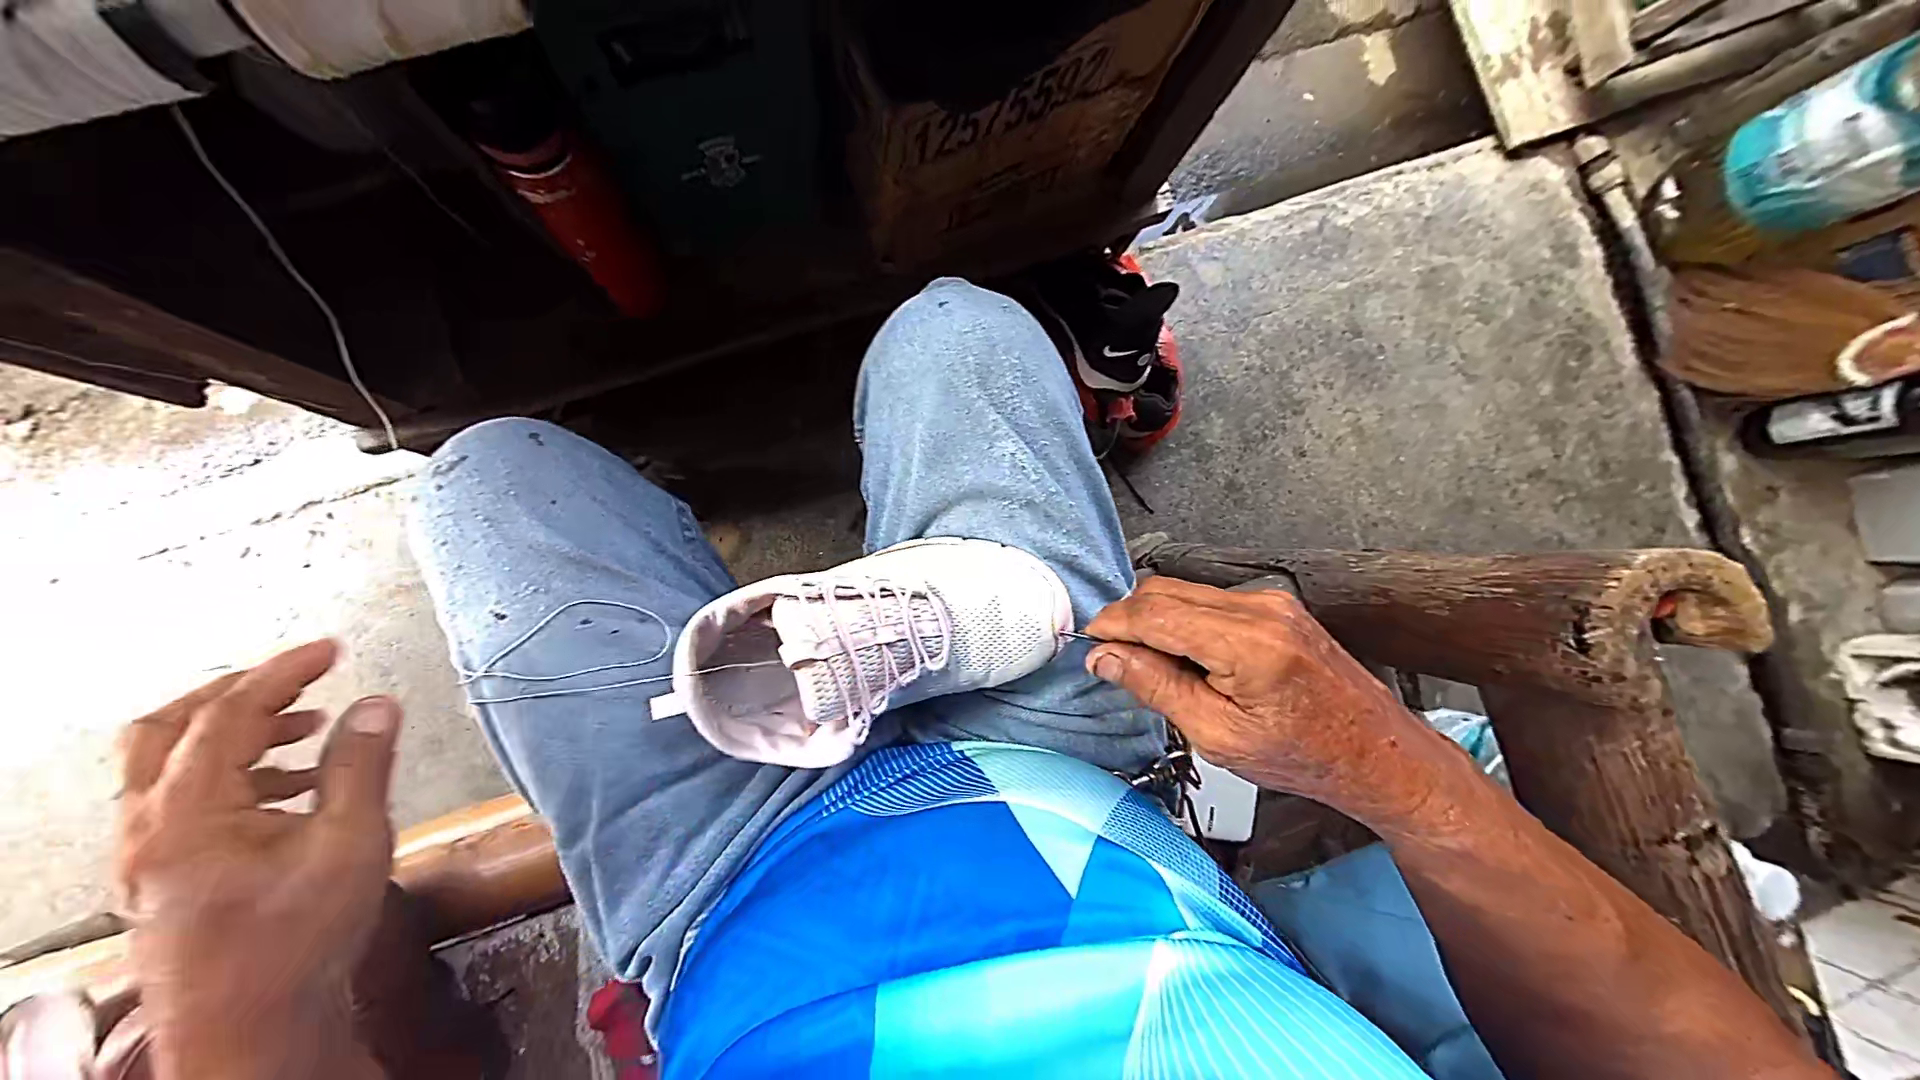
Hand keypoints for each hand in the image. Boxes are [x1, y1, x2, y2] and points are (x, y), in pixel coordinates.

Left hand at [116, 639, 396, 1079]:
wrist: (252, 1028)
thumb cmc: (299, 937)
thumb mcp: (349, 841)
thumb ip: (360, 765)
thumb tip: (375, 703)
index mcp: (184, 818)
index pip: (225, 717)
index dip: (280, 673)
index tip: (330, 649)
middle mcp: (149, 832)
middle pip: (164, 732)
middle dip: (236, 692)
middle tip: (300, 674)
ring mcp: (153, 856)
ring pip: (171, 766)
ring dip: (242, 732)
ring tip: (312, 724)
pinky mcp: (172, 874)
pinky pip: (192, 798)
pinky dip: (245, 770)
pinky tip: (301, 783)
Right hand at [1084, 577, 1474, 831]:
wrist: (1375, 753)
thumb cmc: (1306, 755)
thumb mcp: (1218, 735)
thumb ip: (1155, 686)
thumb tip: (1106, 658)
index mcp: (1249, 644)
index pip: (1154, 613)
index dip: (1112, 626)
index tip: (1090, 645)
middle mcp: (1260, 609)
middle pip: (1163, 591)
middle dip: (1127, 620)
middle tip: (1111, 657)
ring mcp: (1270, 602)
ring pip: (1182, 592)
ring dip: (1152, 620)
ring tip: (1148, 663)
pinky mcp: (1273, 606)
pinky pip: (1206, 599)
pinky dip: (1180, 621)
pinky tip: (1181, 656)